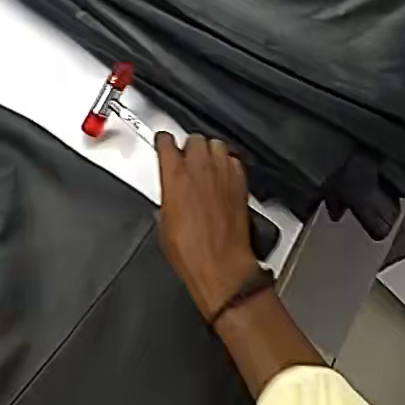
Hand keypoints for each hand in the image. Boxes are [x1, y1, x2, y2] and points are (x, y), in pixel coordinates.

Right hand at [156, 132, 259, 319]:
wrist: (221, 266)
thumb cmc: (191, 251)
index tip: (164, 143)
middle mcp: (200, 167)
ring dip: (210, 152)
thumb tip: (169, 194)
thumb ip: (167, 196)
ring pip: (216, 144)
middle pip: (194, 138)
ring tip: (207, 165)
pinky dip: (228, 164)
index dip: (164, 141)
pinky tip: (223, 176)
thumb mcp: (164, 224)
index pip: (166, 141)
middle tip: (187, 160)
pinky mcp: (240, 180)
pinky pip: (233, 160)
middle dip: (189, 147)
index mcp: (175, 175)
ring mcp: (222, 171)